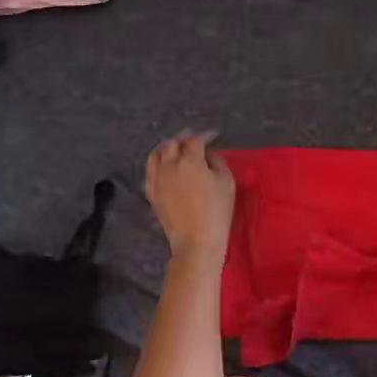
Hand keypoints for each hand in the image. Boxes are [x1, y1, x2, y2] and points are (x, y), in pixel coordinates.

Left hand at [146, 130, 235, 259]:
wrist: (196, 241)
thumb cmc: (217, 211)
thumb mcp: (226, 182)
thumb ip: (217, 162)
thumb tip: (207, 155)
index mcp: (189, 160)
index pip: (195, 140)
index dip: (204, 135)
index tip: (213, 135)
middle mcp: (169, 165)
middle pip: (173, 144)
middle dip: (184, 137)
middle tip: (193, 137)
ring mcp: (157, 179)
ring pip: (156, 154)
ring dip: (167, 146)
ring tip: (175, 146)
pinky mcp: (152, 192)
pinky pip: (150, 170)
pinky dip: (157, 162)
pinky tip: (163, 164)